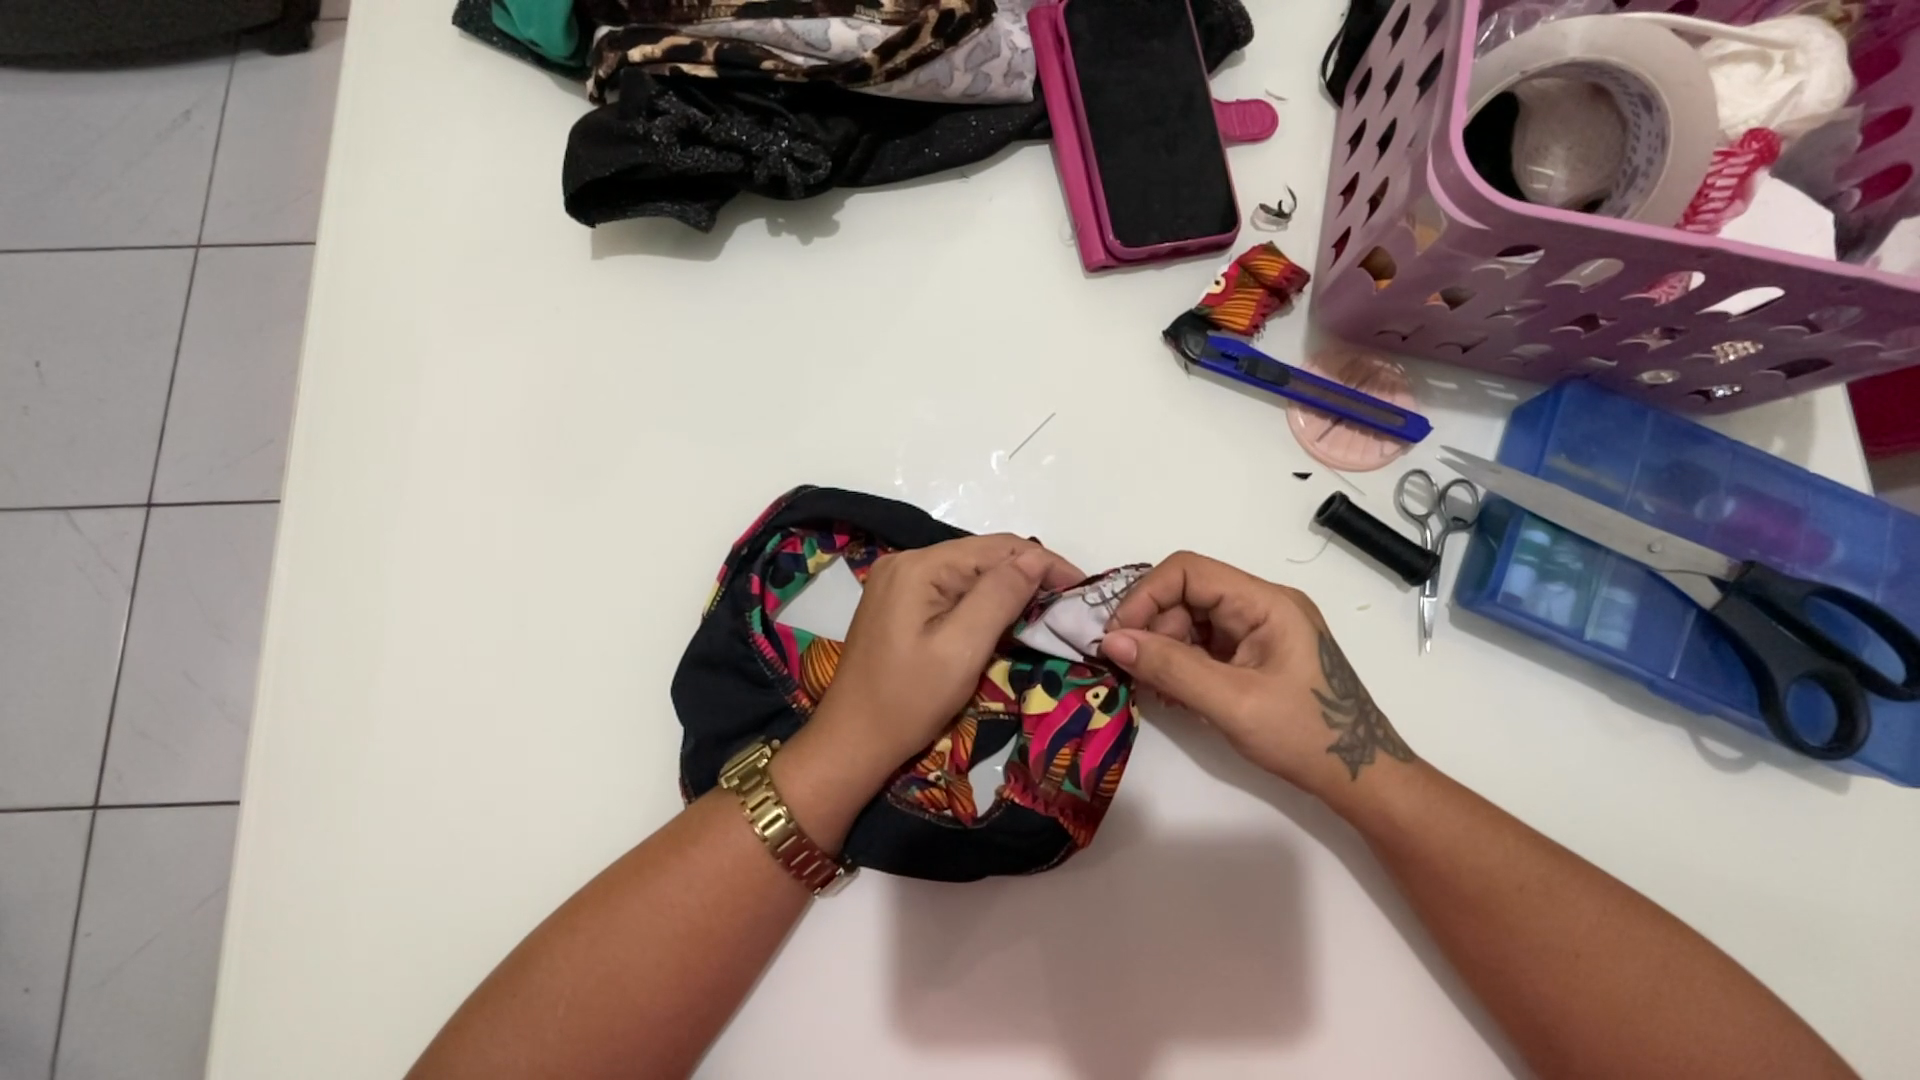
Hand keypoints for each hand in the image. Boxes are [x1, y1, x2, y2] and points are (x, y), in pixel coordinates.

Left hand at [812, 534, 1084, 773]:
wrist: (851, 742)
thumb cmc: (908, 701)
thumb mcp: (962, 649)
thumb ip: (1000, 596)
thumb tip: (1036, 558)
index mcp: (919, 567)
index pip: (996, 548)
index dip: (1044, 563)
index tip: (1084, 589)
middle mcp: (905, 563)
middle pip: (982, 556)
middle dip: (1029, 574)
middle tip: (1070, 604)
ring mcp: (898, 583)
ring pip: (969, 573)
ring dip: (1009, 588)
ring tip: (1048, 610)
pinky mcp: (898, 605)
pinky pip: (951, 591)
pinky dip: (983, 601)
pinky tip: (1006, 618)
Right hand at [1098, 551, 1414, 798]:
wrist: (1361, 779)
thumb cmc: (1305, 736)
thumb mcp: (1231, 703)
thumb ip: (1170, 667)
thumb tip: (1110, 641)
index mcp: (1266, 602)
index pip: (1188, 571)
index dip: (1145, 596)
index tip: (1118, 637)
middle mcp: (1261, 606)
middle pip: (1186, 595)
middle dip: (1152, 628)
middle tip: (1134, 670)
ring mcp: (1258, 631)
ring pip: (1190, 621)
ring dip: (1163, 649)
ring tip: (1155, 688)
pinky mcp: (1254, 655)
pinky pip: (1203, 645)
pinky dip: (1180, 665)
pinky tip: (1173, 694)